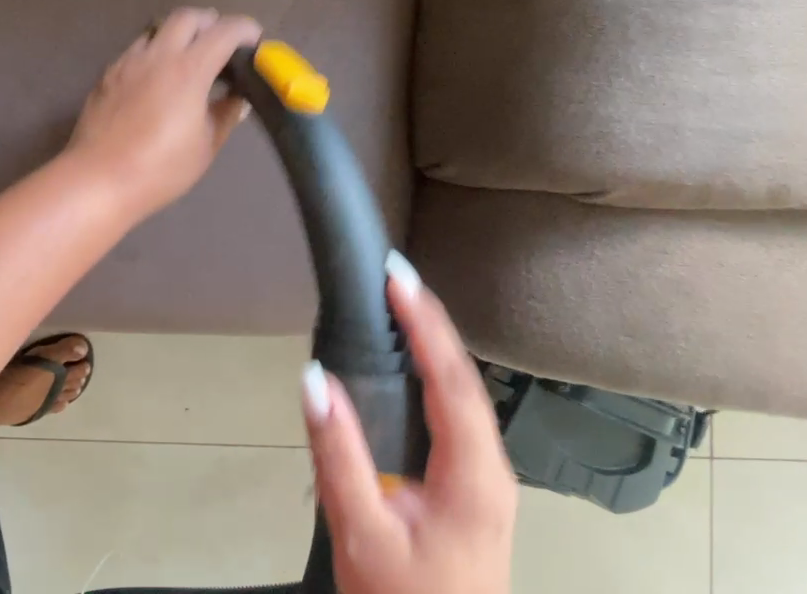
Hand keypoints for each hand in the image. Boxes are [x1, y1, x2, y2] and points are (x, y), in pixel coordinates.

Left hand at [64, 7, 261, 220]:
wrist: (98, 178)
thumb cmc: (160, 168)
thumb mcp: (204, 146)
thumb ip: (224, 115)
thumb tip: (237, 99)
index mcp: (188, 69)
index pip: (223, 31)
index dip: (244, 29)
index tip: (254, 39)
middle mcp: (157, 55)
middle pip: (186, 17)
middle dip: (209, 22)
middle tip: (221, 42)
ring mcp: (127, 62)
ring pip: (156, 30)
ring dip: (177, 34)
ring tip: (188, 58)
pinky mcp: (107, 75)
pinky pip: (135, 50)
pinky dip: (153, 53)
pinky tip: (156, 78)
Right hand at [302, 254, 516, 593]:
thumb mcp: (360, 529)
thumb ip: (337, 454)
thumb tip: (315, 379)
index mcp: (474, 477)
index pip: (452, 382)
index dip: (425, 325)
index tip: (396, 277)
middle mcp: (492, 470)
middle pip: (465, 381)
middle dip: (431, 323)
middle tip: (394, 277)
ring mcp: (486, 480)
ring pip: (464, 396)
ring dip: (433, 345)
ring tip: (398, 303)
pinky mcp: (471, 487)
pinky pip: (454, 414)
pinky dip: (431, 373)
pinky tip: (408, 360)